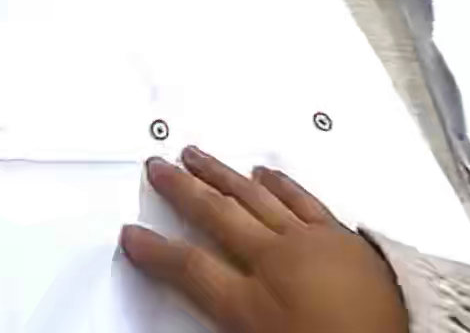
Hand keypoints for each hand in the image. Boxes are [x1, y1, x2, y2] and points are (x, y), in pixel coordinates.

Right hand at [119, 147, 408, 332]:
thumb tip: (202, 322)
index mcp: (255, 307)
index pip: (190, 271)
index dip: (155, 252)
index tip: (132, 234)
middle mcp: (276, 262)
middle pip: (216, 215)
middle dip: (181, 189)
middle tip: (158, 165)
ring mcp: (308, 241)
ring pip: (252, 195)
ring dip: (220, 173)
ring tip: (197, 154)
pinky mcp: (337, 233)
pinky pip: (299, 198)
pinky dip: (277, 183)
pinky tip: (263, 171)